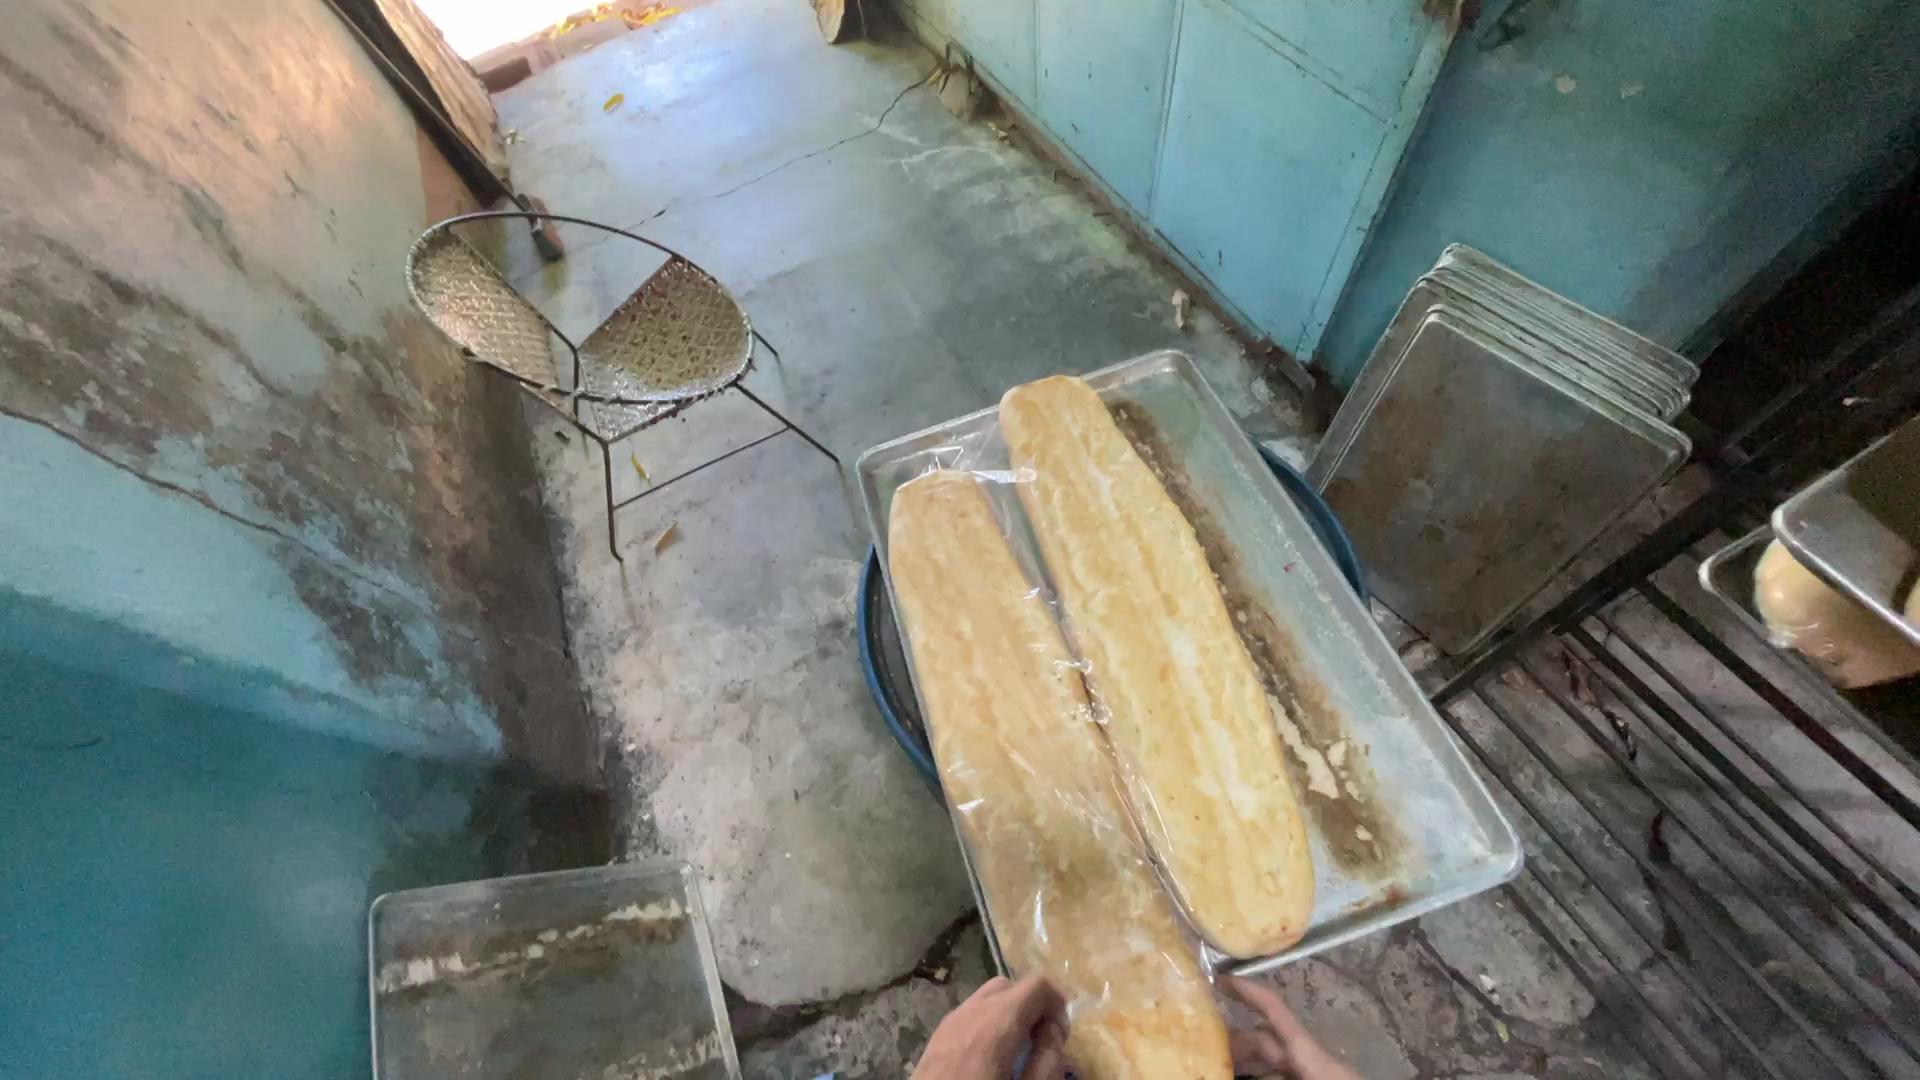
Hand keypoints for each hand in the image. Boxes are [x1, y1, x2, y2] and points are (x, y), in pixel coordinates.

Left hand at [911, 974, 1069, 1079]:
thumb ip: (1047, 1063)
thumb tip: (1053, 1032)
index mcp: (999, 1023)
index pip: (1036, 984)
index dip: (1056, 1004)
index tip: (1060, 1037)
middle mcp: (974, 1010)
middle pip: (1012, 986)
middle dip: (1032, 1007)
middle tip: (1041, 1044)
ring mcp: (953, 1018)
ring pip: (989, 996)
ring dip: (1010, 1013)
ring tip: (1017, 1051)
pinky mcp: (939, 1033)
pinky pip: (971, 1011)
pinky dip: (989, 1021)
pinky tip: (989, 1057)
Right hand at [1223, 976, 1364, 1079]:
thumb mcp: (1311, 1076)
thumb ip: (1268, 1075)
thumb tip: (1222, 1071)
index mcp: (1312, 1059)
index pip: (1274, 1011)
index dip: (1246, 991)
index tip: (1216, 979)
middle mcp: (1314, 1064)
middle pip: (1269, 1041)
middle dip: (1237, 1042)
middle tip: (1205, 1046)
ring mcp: (1317, 1079)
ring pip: (1275, 1065)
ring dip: (1249, 1065)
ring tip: (1218, 1067)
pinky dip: (1266, 1079)